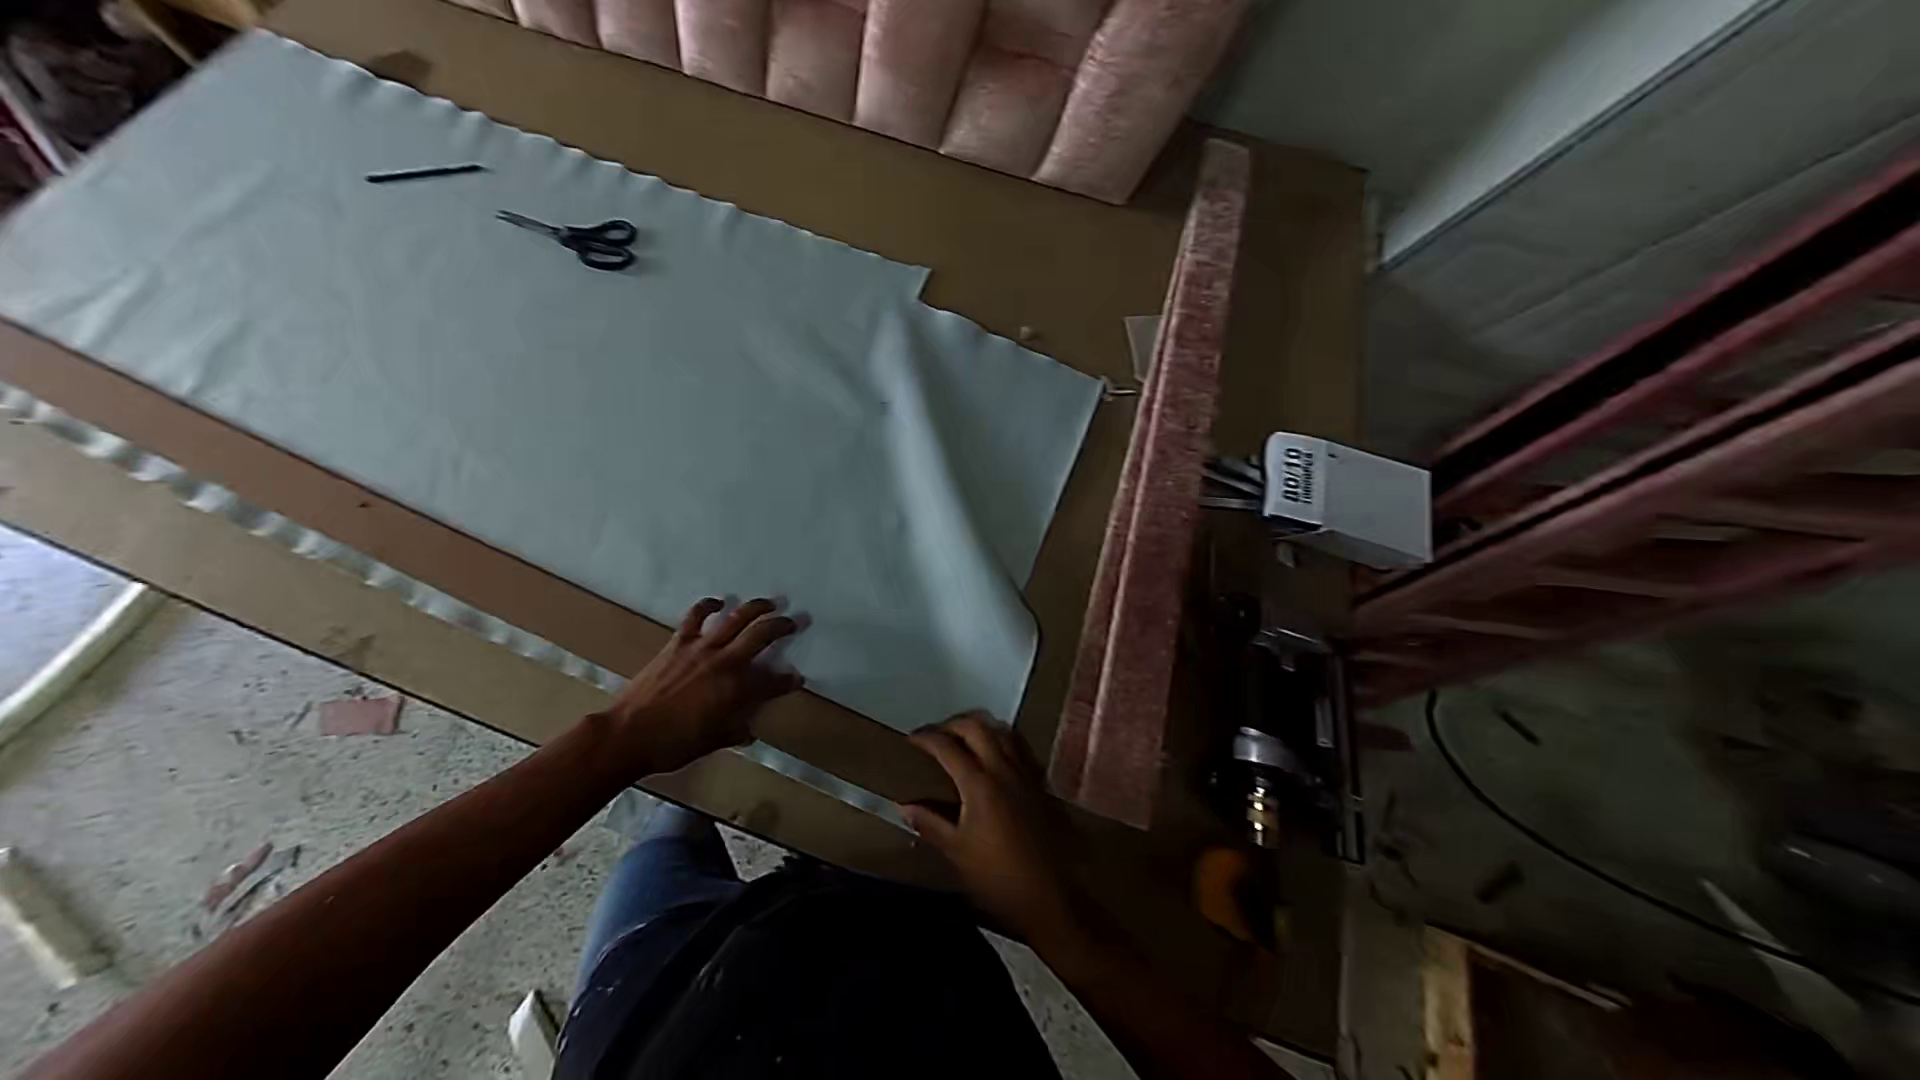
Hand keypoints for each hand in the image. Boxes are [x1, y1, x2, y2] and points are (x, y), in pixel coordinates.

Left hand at [598, 597, 803, 775]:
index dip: (789, 681)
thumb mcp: (712, 742)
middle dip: (782, 627)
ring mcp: (701, 648)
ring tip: (769, 604)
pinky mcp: (679, 643)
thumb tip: (748, 731)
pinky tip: (717, 602)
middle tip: (793, 623)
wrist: (627, 734)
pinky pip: (696, 617)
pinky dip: (708, 606)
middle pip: (762, 636)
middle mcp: (725, 663)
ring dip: (756, 608)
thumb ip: (735, 731)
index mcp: (737, 690)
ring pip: (736, 619)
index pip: (773, 682)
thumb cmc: (672, 744)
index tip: (797, 679)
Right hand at [900, 713, 1077, 945]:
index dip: (925, 738)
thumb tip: (906, 806)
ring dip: (979, 728)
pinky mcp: (1041, 785)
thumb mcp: (956, 852)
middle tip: (935, 737)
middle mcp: (1004, 769)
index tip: (910, 741)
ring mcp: (1027, 774)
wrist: (1050, 898)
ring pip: (1002, 731)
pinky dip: (1003, 741)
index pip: (946, 746)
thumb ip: (930, 823)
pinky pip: (1021, 748)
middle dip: (951, 725)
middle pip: (976, 727)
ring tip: (963, 740)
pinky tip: (996, 758)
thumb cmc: (998, 878)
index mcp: (979, 784)